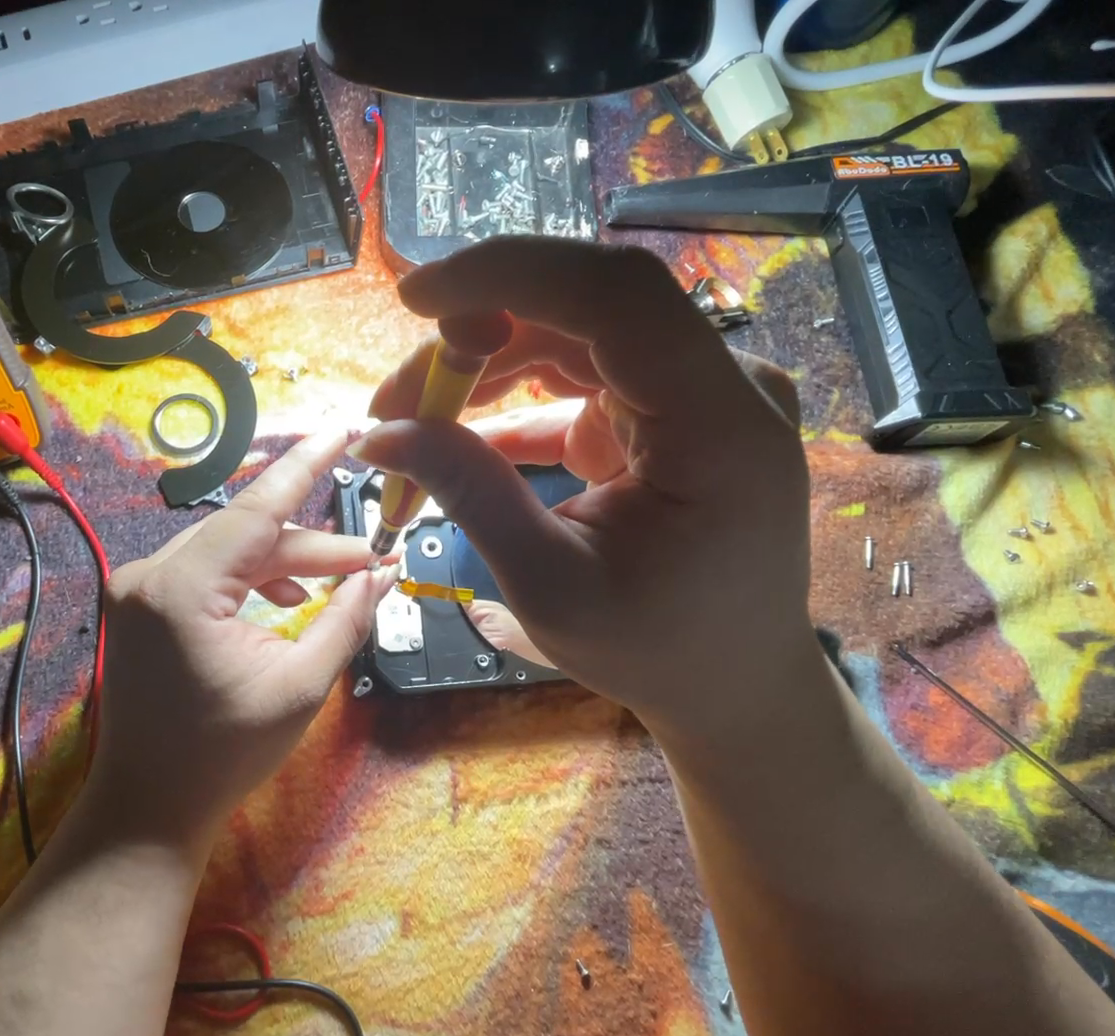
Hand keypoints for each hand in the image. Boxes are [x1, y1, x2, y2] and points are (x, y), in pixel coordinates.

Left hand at [88, 429, 396, 850]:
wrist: (148, 807)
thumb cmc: (223, 755)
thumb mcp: (299, 686)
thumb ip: (344, 620)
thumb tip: (381, 574)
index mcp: (182, 589)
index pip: (256, 508)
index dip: (307, 466)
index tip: (344, 431)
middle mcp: (149, 573)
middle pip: (246, 533)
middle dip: (312, 547)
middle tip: (369, 564)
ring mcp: (138, 587)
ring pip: (228, 551)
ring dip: (283, 563)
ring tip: (334, 586)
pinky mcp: (140, 603)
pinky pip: (206, 571)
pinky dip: (250, 579)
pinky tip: (286, 600)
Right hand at [352, 237, 810, 739]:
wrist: (733, 682)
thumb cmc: (656, 650)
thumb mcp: (550, 585)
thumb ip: (470, 495)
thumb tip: (381, 434)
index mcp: (721, 425)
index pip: (615, 296)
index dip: (507, 275)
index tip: (415, 298)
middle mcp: (723, 385)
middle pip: (582, 311)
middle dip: (474, 340)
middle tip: (392, 400)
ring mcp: (699, 392)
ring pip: (572, 338)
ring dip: (484, 370)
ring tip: (412, 423)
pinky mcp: (670, 411)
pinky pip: (581, 380)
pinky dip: (514, 402)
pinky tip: (458, 436)